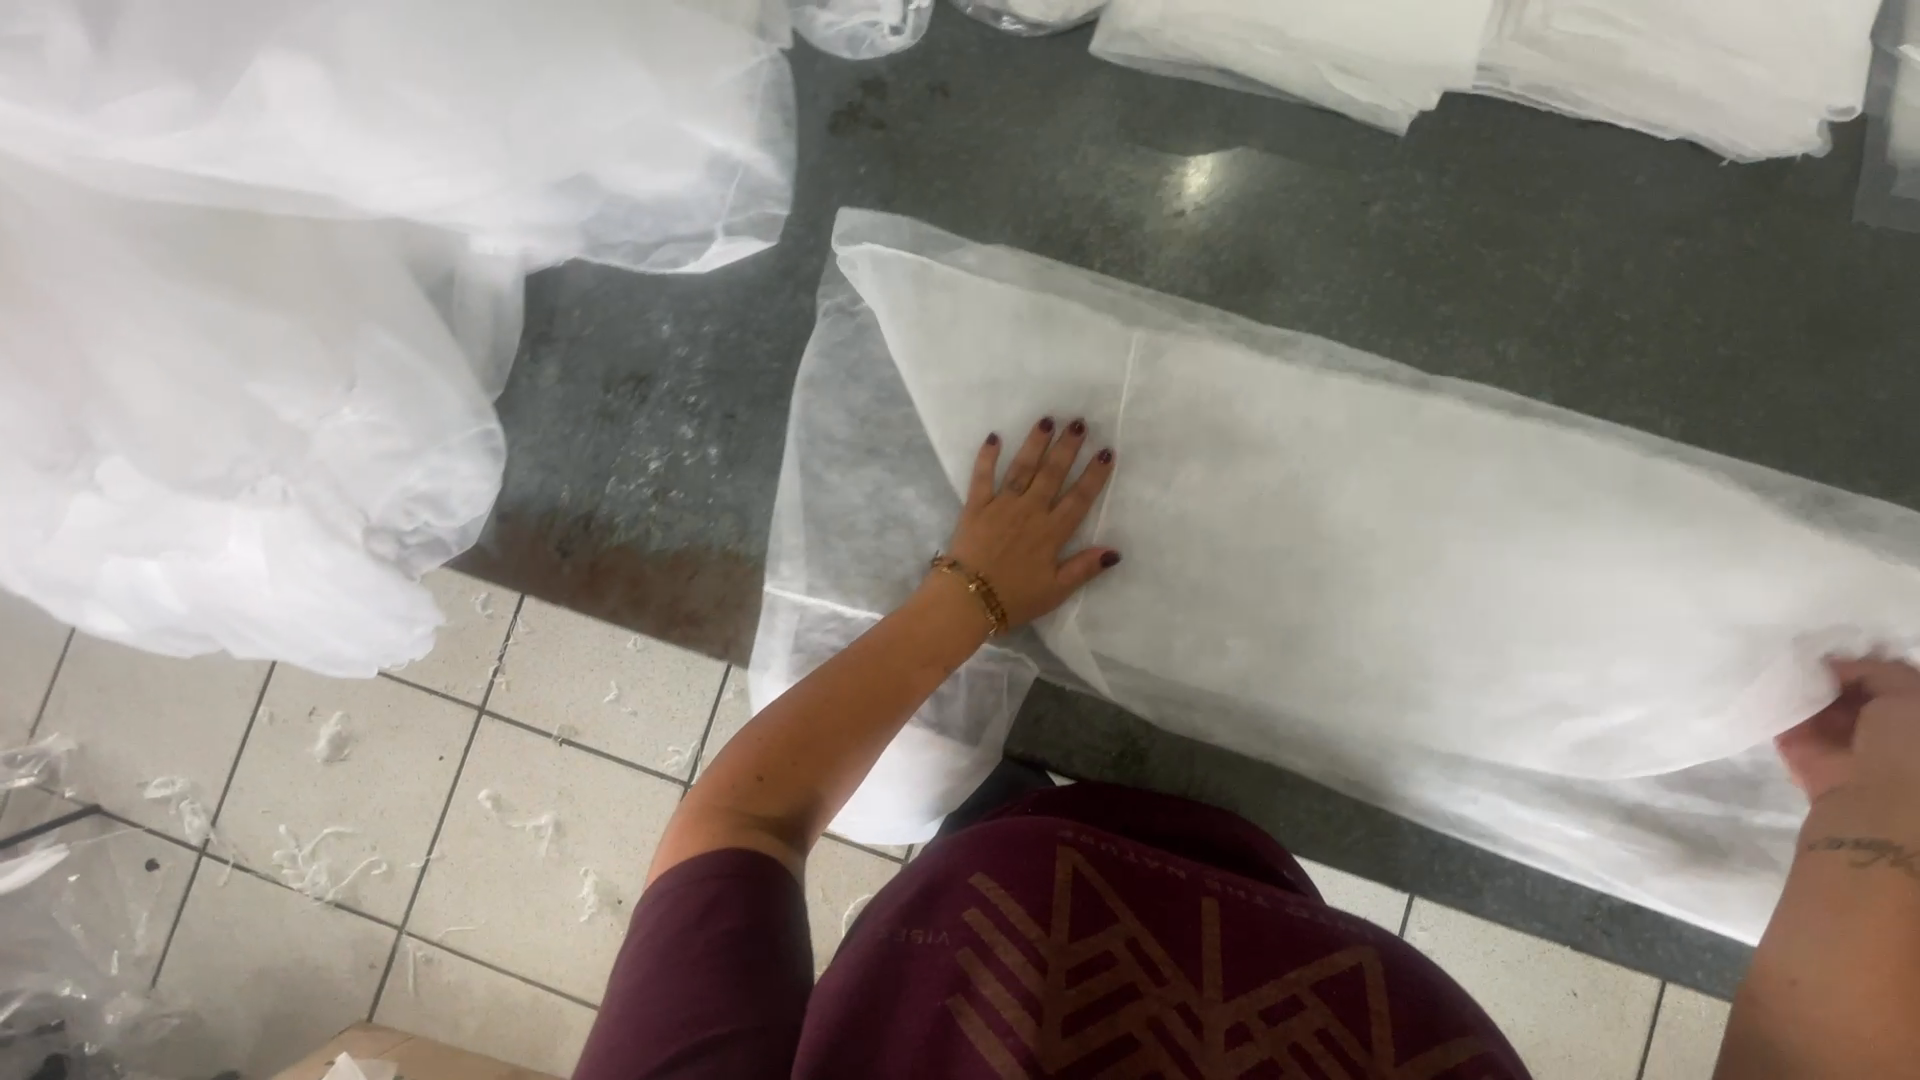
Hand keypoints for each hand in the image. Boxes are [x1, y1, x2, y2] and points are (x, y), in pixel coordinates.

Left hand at [939, 416, 1120, 630]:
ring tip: (1046, 420)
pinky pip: (981, 477)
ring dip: (1035, 443)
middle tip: (1078, 422)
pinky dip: (987, 456)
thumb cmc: (1014, 599)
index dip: (1094, 475)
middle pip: (1052, 474)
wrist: (967, 600)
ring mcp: (1001, 506)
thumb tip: (1114, 552)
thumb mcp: (1055, 591)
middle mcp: (1029, 512)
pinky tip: (994, 437)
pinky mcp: (975, 507)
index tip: (1106, 451)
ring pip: (1022, 468)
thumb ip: (1083, 568)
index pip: (1079, 498)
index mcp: (1051, 533)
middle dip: (1067, 447)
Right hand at [1777, 658, 1919, 803]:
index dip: (1865, 659)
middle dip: (1828, 669)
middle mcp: (1875, 723)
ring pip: (1813, 697)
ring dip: (1799, 681)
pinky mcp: (1796, 742)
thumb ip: (1878, 670)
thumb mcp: (1911, 695)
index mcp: (1906, 715)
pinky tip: (1765, 679)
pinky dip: (1773, 697)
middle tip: (1806, 648)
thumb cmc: (1911, 745)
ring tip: (1782, 659)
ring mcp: (1833, 734)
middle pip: (1845, 685)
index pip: (1884, 678)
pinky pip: (1782, 713)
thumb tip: (1833, 662)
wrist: (1875, 795)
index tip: (1842, 645)